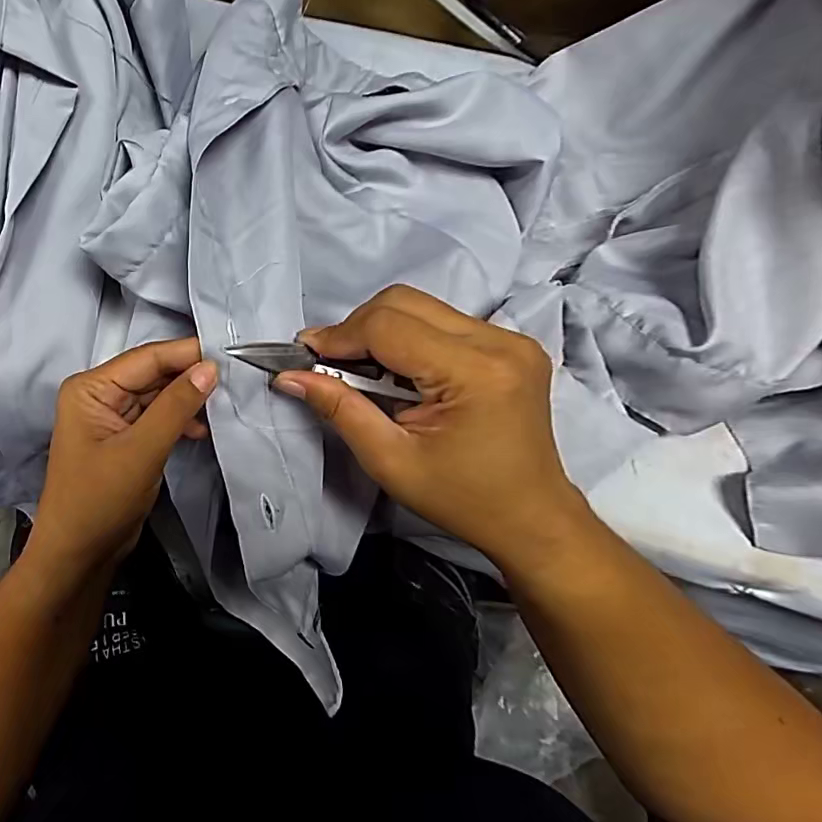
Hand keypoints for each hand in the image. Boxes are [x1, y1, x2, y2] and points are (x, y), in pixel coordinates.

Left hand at [29, 338, 216, 574]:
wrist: (78, 553)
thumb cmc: (99, 501)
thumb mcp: (141, 450)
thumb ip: (176, 406)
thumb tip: (209, 369)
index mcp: (90, 388)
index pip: (146, 358)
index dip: (186, 353)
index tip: (227, 353)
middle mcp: (99, 395)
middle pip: (153, 373)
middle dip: (190, 375)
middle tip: (235, 376)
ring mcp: (112, 416)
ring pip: (158, 394)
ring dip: (188, 398)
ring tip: (225, 402)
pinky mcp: (125, 438)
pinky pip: (157, 416)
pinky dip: (180, 419)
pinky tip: (203, 427)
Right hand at [274, 285, 589, 565]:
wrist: (531, 518)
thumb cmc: (461, 498)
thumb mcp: (388, 460)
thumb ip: (338, 409)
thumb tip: (290, 375)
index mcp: (476, 373)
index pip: (387, 326)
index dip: (339, 336)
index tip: (306, 356)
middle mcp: (499, 344)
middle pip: (402, 303)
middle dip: (356, 329)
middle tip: (330, 364)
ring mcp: (510, 340)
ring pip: (419, 306)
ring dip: (378, 330)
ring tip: (362, 370)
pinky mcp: (509, 344)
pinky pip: (439, 319)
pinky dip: (404, 337)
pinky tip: (395, 371)